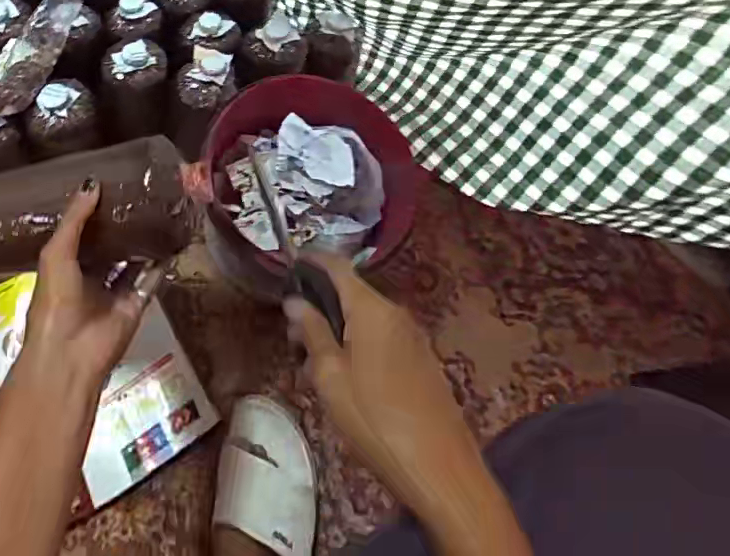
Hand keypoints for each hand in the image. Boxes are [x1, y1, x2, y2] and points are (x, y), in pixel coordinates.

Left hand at [16, 180, 159, 391]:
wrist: (70, 355)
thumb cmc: (54, 301)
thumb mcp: (56, 253)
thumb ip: (74, 219)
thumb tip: (94, 182)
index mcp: (65, 267)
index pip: (81, 234)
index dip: (92, 213)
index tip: (110, 185)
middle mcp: (90, 277)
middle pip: (109, 246)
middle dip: (121, 225)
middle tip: (140, 193)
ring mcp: (115, 291)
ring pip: (132, 260)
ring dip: (142, 240)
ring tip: (159, 209)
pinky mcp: (136, 303)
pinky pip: (151, 277)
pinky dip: (161, 261)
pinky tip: (172, 237)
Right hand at [287, 253, 530, 555]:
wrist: (440, 469)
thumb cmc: (376, 418)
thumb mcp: (331, 377)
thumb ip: (312, 332)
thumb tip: (294, 300)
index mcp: (372, 308)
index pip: (338, 266)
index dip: (312, 260)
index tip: (288, 265)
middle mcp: (395, 312)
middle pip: (351, 294)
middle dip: (320, 306)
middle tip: (292, 336)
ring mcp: (411, 336)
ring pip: (365, 319)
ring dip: (338, 329)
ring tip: (313, 364)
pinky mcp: (420, 359)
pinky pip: (381, 337)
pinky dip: (358, 344)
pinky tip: (344, 378)